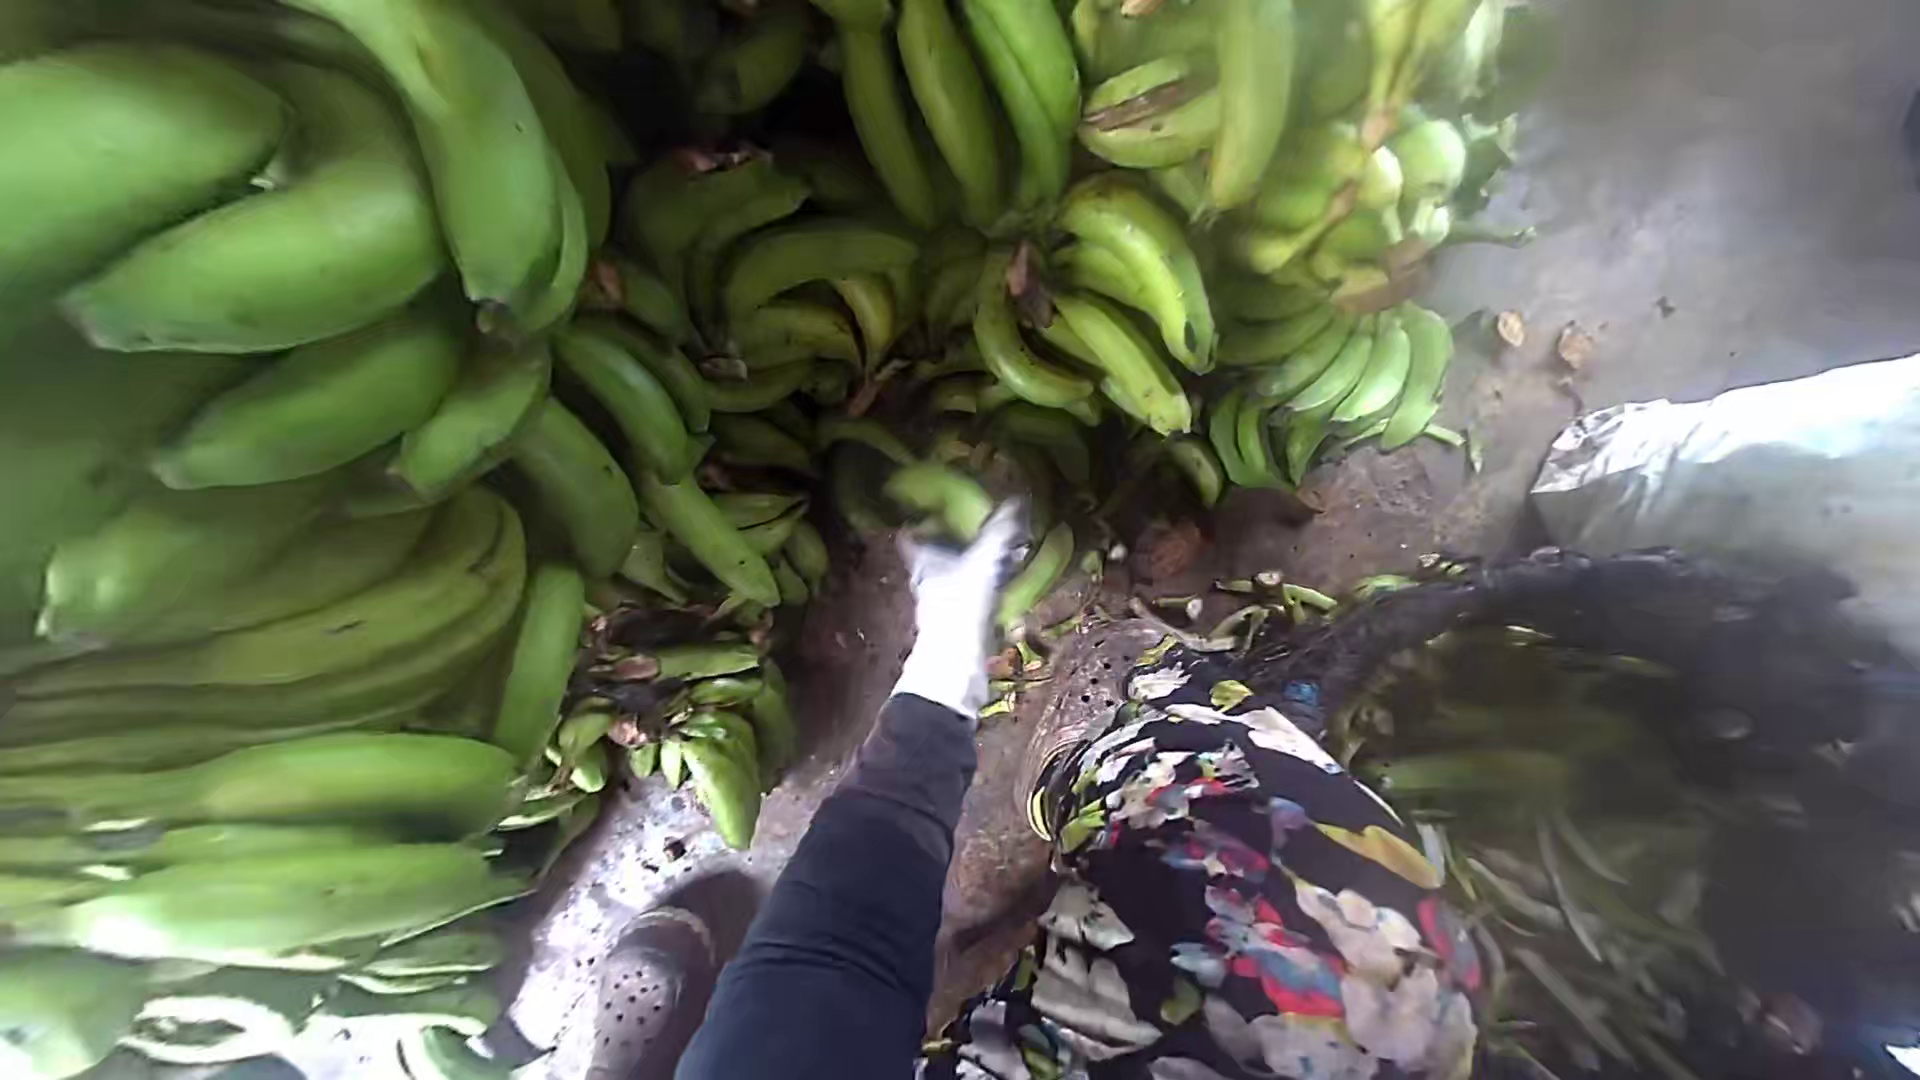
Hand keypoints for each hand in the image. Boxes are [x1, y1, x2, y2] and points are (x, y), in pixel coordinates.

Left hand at [891, 501, 1026, 717]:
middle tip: (968, 534)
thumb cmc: (960, 607)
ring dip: (969, 573)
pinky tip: (1003, 593)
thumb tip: (1017, 500)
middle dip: (948, 548)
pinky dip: (984, 596)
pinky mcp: (957, 630)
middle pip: (931, 561)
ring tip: (995, 560)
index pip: (912, 539)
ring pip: (952, 583)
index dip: (916, 525)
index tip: (924, 513)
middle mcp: (927, 586)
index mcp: (925, 564)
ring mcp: (941, 609)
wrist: (955, 667)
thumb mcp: (983, 563)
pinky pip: (970, 604)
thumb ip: (999, 533)